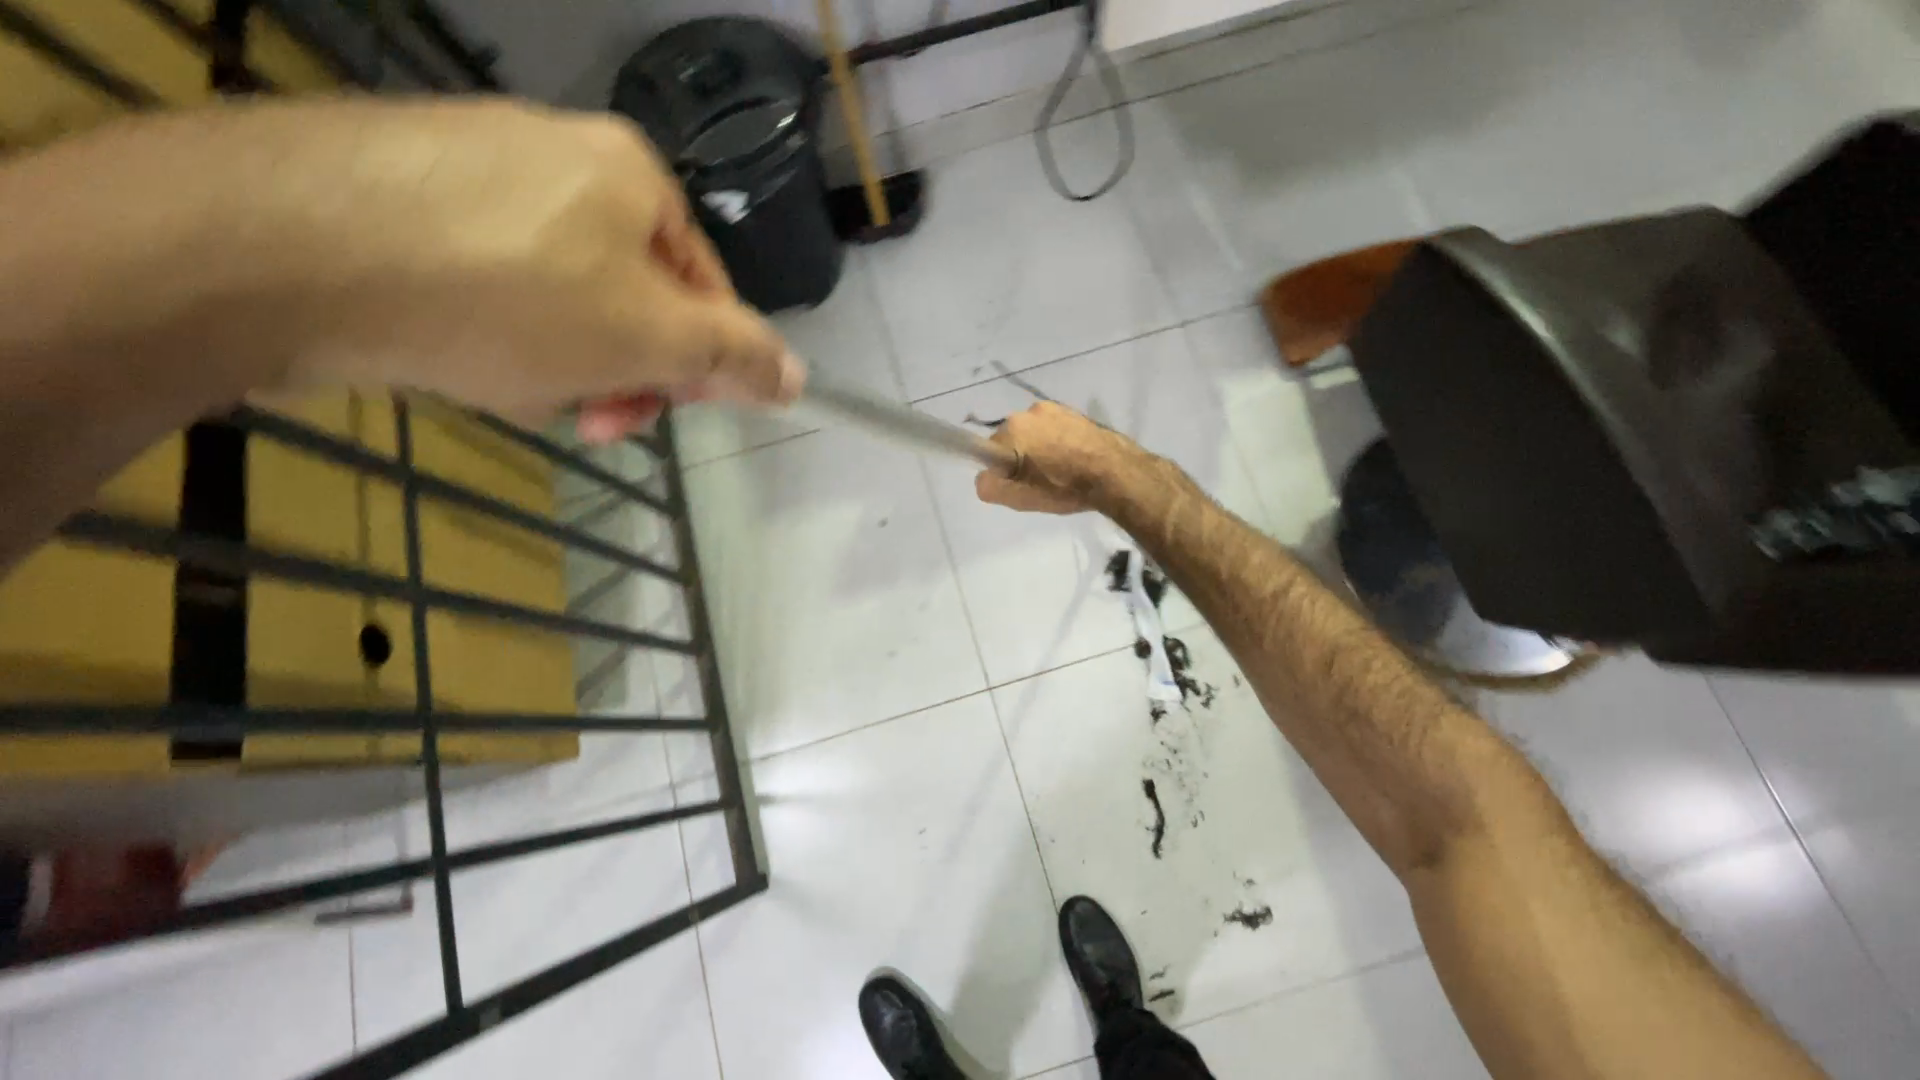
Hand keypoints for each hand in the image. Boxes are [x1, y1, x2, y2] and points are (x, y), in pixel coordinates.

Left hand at [110, 99, 800, 440]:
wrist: (277, 249)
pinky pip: (483, 278)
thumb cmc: (503, 296)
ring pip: (556, 295)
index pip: (705, 287)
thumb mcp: (646, 339)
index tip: (653, 413)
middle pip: (629, 293)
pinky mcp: (396, 191)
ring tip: (505, 385)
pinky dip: (486, 329)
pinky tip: (450, 353)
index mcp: (634, 175)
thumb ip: (732, 356)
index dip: (693, 363)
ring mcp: (471, 166)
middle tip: (584, 416)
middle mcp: (560, 154)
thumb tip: (797, 376)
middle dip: (616, 367)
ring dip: (553, 359)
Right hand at [975, 402, 1156, 513]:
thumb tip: (986, 477)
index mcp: (1012, 429)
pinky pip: (1054, 428)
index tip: (1018, 483)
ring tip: (1060, 470)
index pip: (990, 450)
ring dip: (1040, 448)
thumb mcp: (1020, 499)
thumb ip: (990, 487)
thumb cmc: (1063, 487)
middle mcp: (1029, 412)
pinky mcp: (1074, 412)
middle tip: (1039, 480)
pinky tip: (1072, 459)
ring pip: (1034, 433)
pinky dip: (1057, 442)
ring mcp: (1055, 409)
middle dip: (1020, 457)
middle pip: (1012, 439)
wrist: (1115, 472)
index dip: (1001, 469)